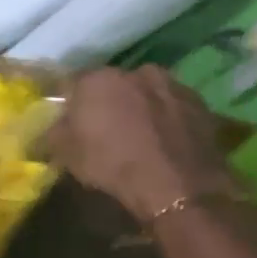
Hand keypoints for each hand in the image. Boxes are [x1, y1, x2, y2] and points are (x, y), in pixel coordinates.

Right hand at [49, 66, 243, 218]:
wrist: (177, 184)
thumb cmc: (111, 164)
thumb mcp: (64, 151)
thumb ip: (56, 129)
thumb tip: (58, 123)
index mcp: (96, 79)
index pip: (70, 83)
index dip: (67, 101)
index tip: (66, 118)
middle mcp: (135, 72)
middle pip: (112, 83)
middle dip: (105, 99)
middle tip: (101, 124)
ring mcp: (172, 85)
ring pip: (144, 91)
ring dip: (137, 105)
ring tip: (135, 131)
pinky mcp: (200, 103)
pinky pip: (170, 105)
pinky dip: (163, 116)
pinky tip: (160, 138)